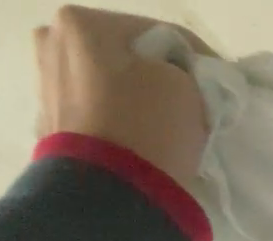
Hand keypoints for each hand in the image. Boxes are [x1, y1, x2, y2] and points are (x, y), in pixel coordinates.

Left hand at [35, 6, 211, 188]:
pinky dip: (128, 116)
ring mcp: (47, 79)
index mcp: (82, 23)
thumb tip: (185, 79)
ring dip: (146, 98)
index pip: (164, 35)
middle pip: (134, 56)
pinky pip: (104, 108)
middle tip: (198, 107)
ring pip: (117, 80)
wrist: (114, 186)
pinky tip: (147, 136)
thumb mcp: (188, 87)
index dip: (203, 63)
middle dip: (167, 79)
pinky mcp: (55, 116)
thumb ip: (189, 72)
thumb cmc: (150, 126)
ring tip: (174, 125)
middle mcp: (54, 40)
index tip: (224, 91)